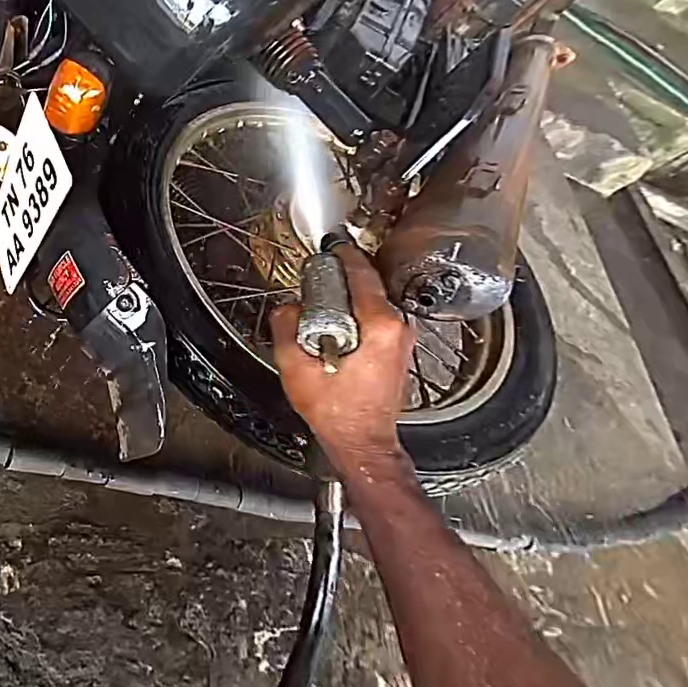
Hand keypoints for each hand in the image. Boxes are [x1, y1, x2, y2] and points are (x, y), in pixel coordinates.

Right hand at [269, 242, 416, 476]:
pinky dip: (356, 309)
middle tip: (317, 272)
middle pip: (370, 285)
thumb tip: (285, 306)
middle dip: (343, 275)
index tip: (331, 245)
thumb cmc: (338, 413)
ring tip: (320, 296)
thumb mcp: (296, 369)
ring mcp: (402, 340)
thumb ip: (285, 329)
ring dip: (348, 293)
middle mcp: (398, 329)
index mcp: (380, 327)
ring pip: (373, 300)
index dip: (344, 256)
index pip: (363, 276)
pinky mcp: (397, 350)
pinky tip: (334, 318)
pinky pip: (376, 316)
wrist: (362, 442)